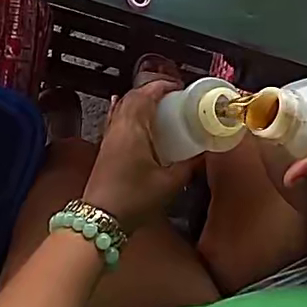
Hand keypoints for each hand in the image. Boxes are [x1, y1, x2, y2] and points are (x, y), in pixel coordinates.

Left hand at [82, 78, 192, 232]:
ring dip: (140, 102)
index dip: (162, 85)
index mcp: (133, 128)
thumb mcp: (170, 183)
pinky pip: (117, 121)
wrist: (101, 220)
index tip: (178, 88)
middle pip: (133, 97)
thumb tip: (205, 154)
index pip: (145, 94)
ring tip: (160, 108)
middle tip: (173, 97)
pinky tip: (134, 118)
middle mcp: (118, 127)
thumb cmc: (133, 200)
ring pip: (123, 108)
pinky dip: (128, 114)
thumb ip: (190, 165)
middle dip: (153, 91)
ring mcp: (109, 138)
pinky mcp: (106, 150)